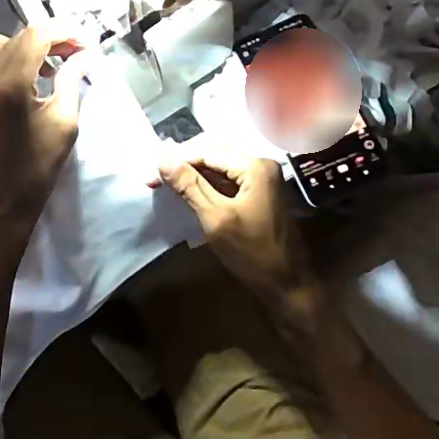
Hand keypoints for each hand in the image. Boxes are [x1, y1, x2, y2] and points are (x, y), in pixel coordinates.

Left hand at [0, 27, 83, 232]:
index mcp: (8, 86)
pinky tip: (13, 92)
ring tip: (38, 76)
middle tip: (66, 59)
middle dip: (42, 43)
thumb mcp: (65, 123)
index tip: (81, 43)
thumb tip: (82, 54)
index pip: (34, 37)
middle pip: (12, 39)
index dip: (61, 33)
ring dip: (18, 55)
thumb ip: (71, 79)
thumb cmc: (38, 168)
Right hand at [157, 155, 323, 324]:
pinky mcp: (259, 195)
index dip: (176, 163)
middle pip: (213, 158)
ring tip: (165, 187)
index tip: (150, 177)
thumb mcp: (215, 217)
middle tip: (154, 181)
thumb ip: (189, 185)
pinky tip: (188, 195)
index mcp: (255, 166)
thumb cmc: (252, 252)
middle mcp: (261, 165)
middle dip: (183, 168)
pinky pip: (228, 184)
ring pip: (219, 171)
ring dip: (193, 179)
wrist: (288, 284)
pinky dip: (207, 189)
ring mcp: (262, 180)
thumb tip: (162, 157)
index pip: (206, 153)